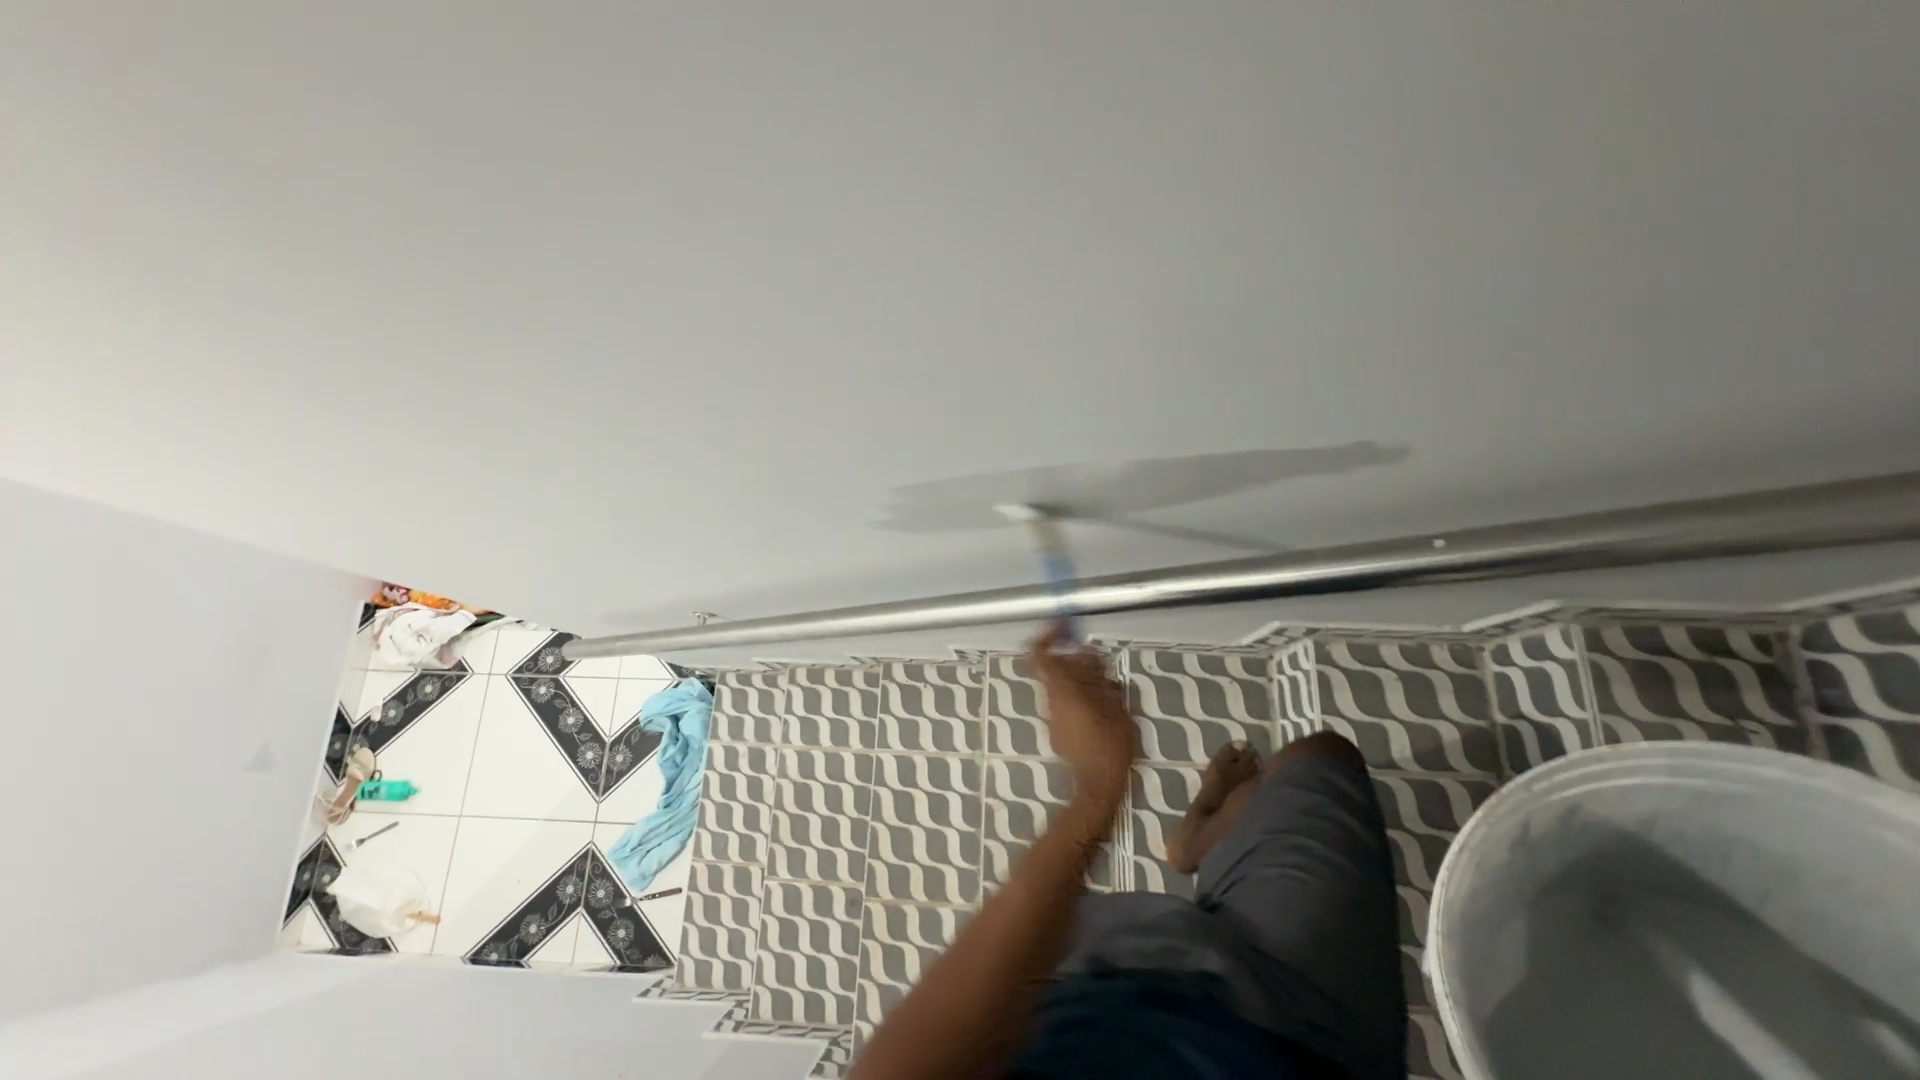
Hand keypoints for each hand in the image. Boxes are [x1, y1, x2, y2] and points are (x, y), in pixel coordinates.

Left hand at [1029, 623, 1136, 806]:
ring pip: (1062, 688)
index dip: (1048, 635)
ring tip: (1110, 691)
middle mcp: (1050, 701)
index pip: (1039, 653)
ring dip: (1082, 682)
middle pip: (1056, 670)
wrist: (1098, 788)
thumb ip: (1101, 678)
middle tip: (1102, 667)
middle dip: (1078, 663)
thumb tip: (1089, 654)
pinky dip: (1082, 700)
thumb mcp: (1116, 706)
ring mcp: (1051, 718)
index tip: (1065, 629)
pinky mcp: (1058, 733)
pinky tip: (1105, 711)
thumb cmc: (1111, 745)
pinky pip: (1066, 706)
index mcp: (1062, 690)